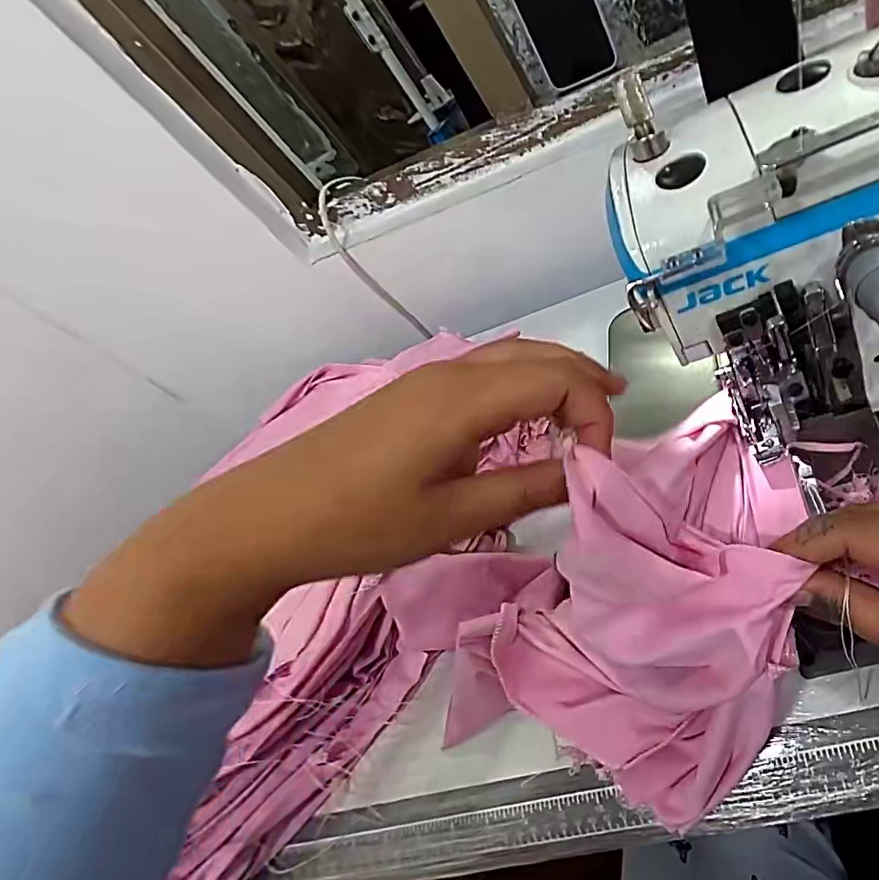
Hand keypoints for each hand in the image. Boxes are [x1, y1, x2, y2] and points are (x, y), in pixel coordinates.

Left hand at [64, 339, 622, 665]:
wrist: (261, 520)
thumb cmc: (359, 524)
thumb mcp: (452, 518)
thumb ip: (526, 490)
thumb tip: (582, 475)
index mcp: (464, 399)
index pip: (558, 381)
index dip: (593, 416)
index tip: (594, 467)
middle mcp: (451, 374)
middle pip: (540, 355)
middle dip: (586, 379)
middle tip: (617, 409)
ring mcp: (429, 378)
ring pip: (514, 356)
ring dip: (558, 372)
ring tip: (589, 402)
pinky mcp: (414, 391)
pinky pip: (488, 368)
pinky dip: (526, 378)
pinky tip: (531, 405)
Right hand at [772, 504, 878, 742]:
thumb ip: (854, 604)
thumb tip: (803, 584)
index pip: (856, 531)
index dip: (808, 544)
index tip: (772, 561)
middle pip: (867, 514)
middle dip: (820, 536)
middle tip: (783, 564)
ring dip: (844, 534)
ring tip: (809, 564)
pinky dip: (872, 537)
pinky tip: (852, 559)